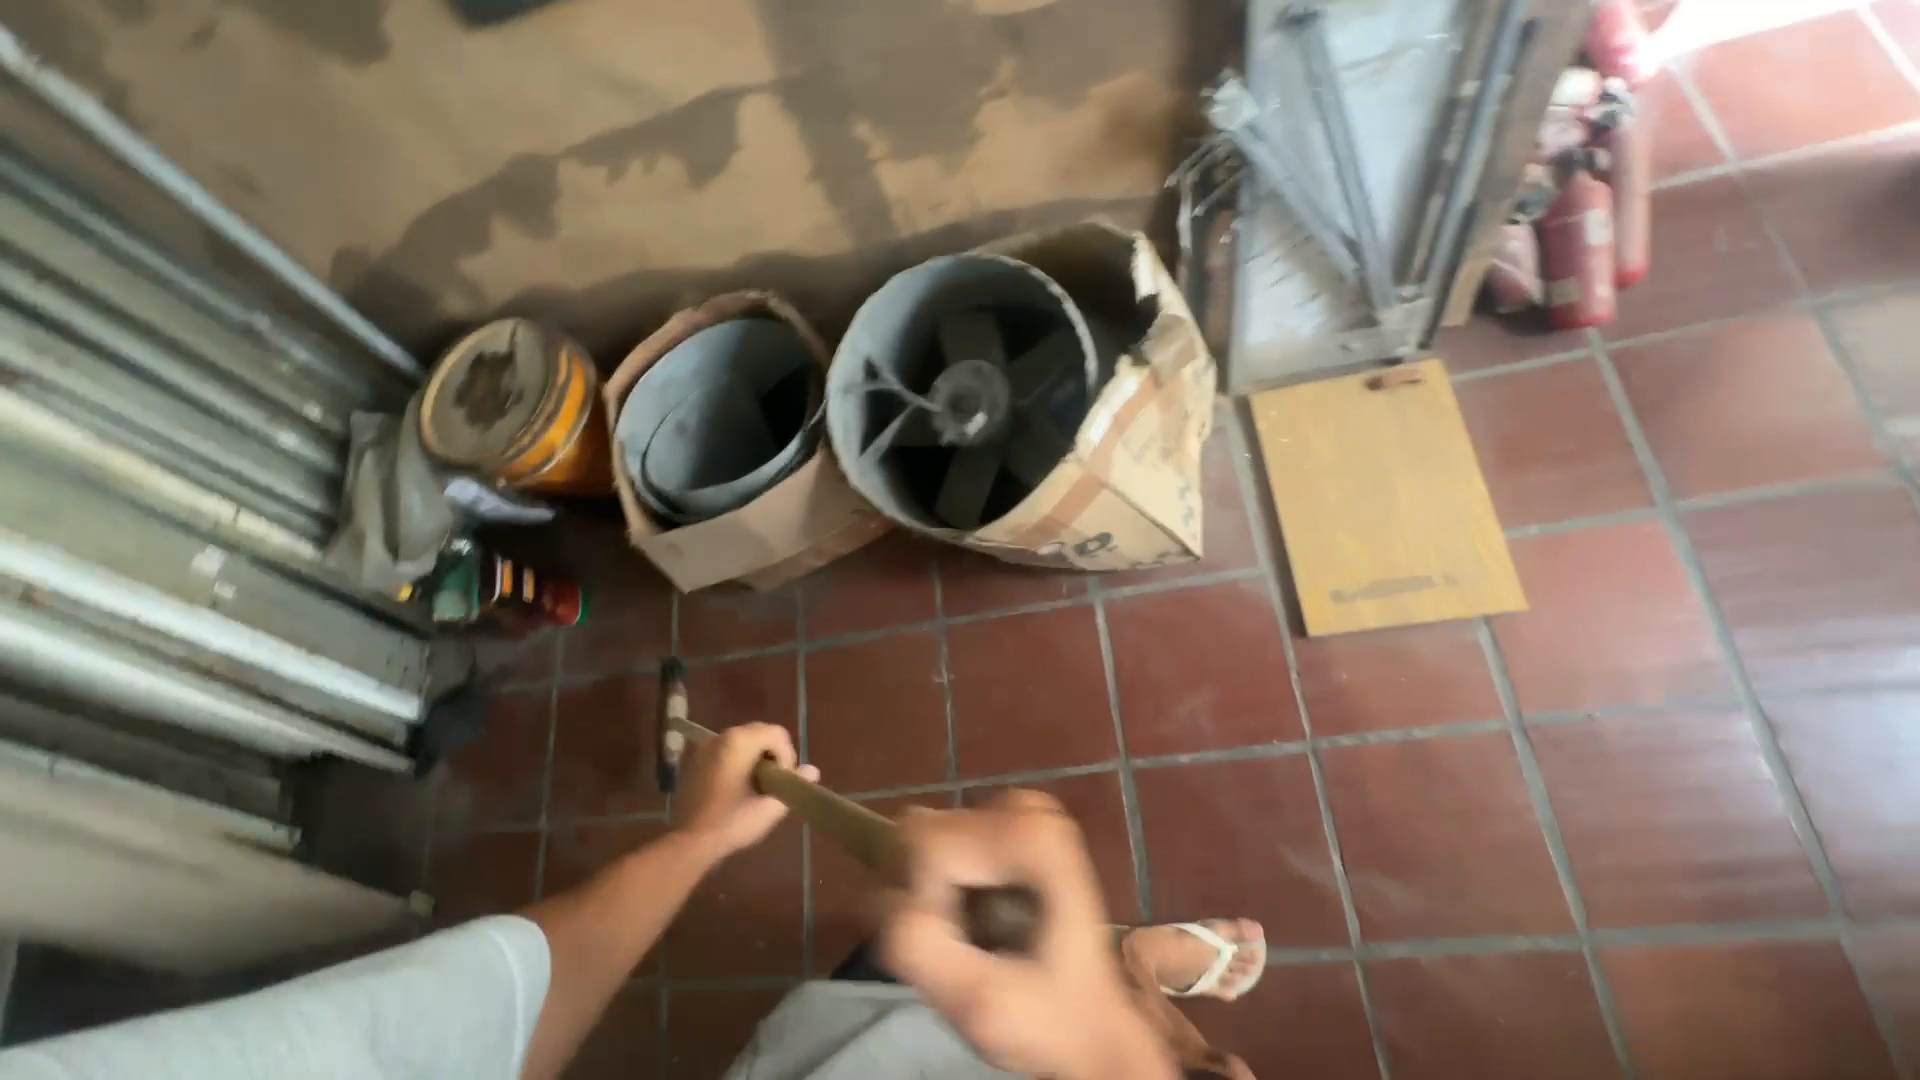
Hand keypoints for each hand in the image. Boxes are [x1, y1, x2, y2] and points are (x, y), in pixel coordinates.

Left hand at [671, 723, 818, 857]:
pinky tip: (736, 788)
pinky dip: (736, 762)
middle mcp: (720, 736)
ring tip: (756, 786)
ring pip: (741, 742)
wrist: (689, 843)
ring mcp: (704, 748)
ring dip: (754, 758)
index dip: (787, 756)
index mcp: (739, 741)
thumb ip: (794, 783)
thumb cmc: (733, 822)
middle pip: (758, 733)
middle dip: (772, 754)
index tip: (784, 782)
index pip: (777, 734)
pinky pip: (724, 752)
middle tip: (774, 783)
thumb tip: (813, 771)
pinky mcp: (694, 762)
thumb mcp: (770, 807)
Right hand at [879, 791, 1178, 1079]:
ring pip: (919, 836)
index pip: (927, 848)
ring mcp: (1015, 808)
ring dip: (927, 892)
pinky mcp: (1003, 819)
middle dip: (923, 894)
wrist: (1090, 1025)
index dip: (926, 906)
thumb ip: (921, 949)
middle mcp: (1025, 807)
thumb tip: (882, 898)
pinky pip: (932, 840)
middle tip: (962, 942)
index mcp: (1034, 838)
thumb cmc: (1045, 1020)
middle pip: (920, 833)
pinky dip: (937, 883)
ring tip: (971, 933)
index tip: (964, 948)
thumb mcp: (978, 1005)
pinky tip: (973, 916)